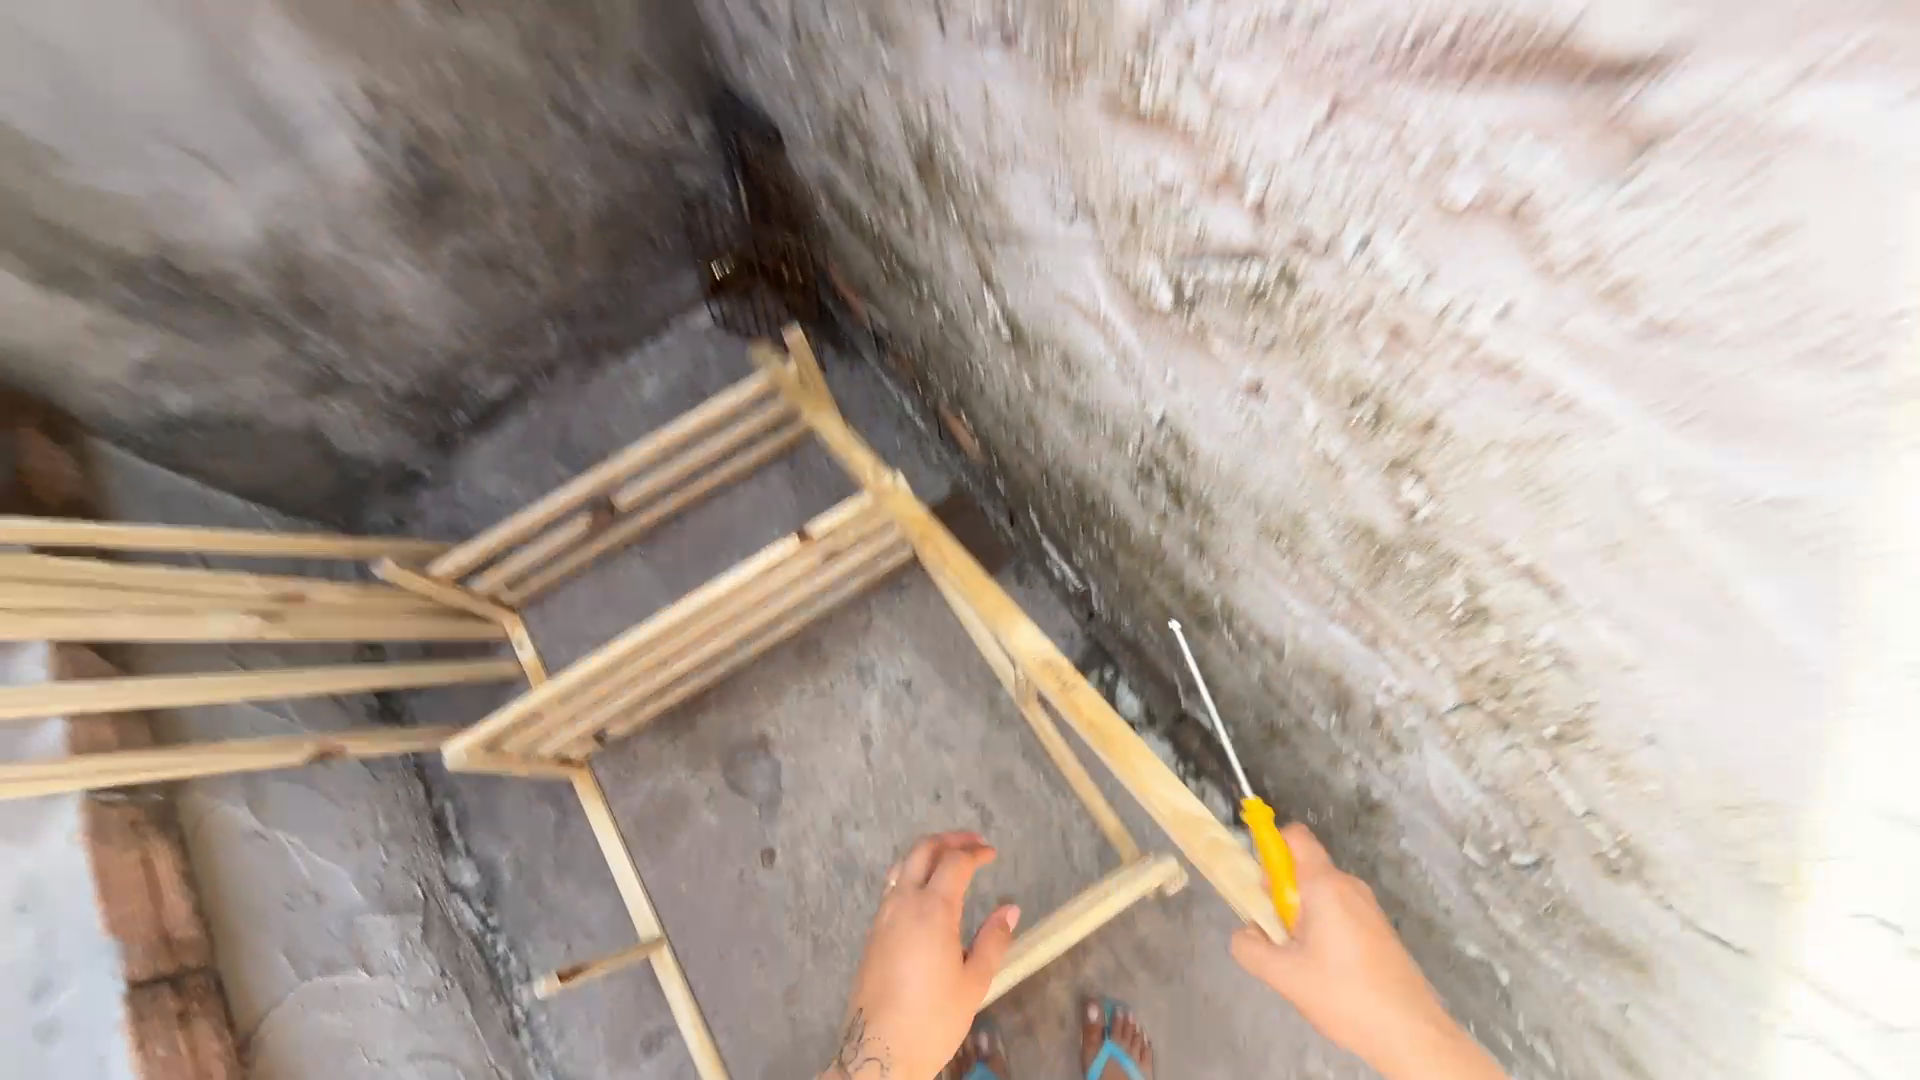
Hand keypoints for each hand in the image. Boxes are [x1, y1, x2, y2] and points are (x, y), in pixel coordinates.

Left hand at [825, 831, 1020, 1079]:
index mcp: (932, 909)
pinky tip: (926, 891)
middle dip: (949, 840)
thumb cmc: (933, 1019)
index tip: (992, 853)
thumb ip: (994, 940)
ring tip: (949, 859)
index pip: (955, 862)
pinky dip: (912, 873)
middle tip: (973, 842)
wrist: (879, 1051)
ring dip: (927, 853)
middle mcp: (904, 902)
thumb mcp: (974, 982)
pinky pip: (893, 886)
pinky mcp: (873, 932)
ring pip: (903, 865)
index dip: (975, 852)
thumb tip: (1010, 908)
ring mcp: (883, 916)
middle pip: (923, 850)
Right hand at [1230, 825, 1504, 1079]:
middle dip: (1281, 892)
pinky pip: (1339, 911)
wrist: (1414, 1036)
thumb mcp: (1283, 976)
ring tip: (1302, 958)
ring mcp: (1369, 908)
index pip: (1294, 836)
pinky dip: (1324, 928)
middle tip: (1278, 933)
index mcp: (1325, 885)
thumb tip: (1245, 932)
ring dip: (1302, 914)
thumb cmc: (1345, 995)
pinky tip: (1328, 970)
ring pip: (1320, 893)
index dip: (1270, 845)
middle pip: (1304, 868)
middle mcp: (1349, 886)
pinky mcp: (1380, 930)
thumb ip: (1248, 947)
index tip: (1261, 883)